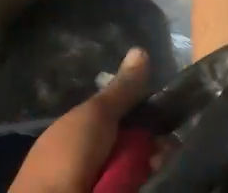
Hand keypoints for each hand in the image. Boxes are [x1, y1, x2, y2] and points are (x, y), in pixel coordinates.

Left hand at [9, 47, 153, 192]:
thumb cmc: (66, 158)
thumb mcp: (94, 116)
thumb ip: (120, 88)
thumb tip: (140, 49)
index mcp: (81, 130)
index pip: (121, 112)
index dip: (143, 109)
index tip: (160, 110)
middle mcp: (93, 153)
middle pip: (137, 137)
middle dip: (153, 137)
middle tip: (160, 141)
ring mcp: (103, 178)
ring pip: (143, 159)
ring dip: (155, 156)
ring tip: (156, 160)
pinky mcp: (117, 191)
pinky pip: (143, 178)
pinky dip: (151, 174)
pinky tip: (154, 171)